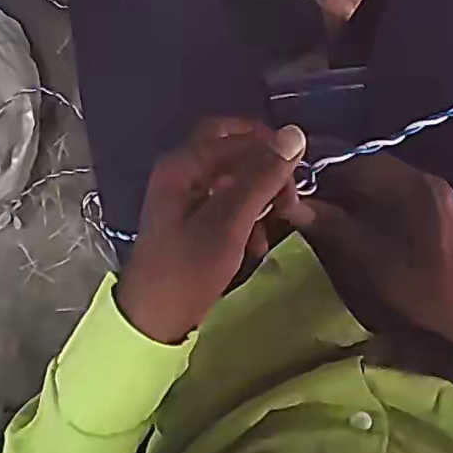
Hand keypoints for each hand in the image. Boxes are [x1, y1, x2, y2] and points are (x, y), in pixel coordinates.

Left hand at [115, 118, 306, 342]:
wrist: (154, 318)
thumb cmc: (188, 268)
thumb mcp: (230, 222)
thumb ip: (261, 177)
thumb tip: (293, 135)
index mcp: (182, 165)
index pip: (234, 134)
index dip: (270, 147)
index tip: (299, 172)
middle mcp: (181, 172)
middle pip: (233, 151)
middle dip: (265, 168)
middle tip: (288, 191)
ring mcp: (186, 196)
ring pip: (233, 177)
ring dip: (260, 194)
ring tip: (280, 218)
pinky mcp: (193, 219)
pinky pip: (227, 202)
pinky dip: (248, 215)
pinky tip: (259, 241)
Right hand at [282, 155, 452, 360]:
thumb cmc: (427, 288)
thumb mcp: (373, 259)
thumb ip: (333, 225)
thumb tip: (291, 204)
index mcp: (412, 187)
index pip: (356, 158)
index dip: (321, 163)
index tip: (292, 175)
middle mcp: (423, 179)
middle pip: (366, 164)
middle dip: (331, 175)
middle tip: (299, 192)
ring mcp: (431, 191)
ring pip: (378, 177)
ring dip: (347, 186)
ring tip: (317, 204)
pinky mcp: (434, 205)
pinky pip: (391, 189)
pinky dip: (366, 197)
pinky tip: (348, 214)